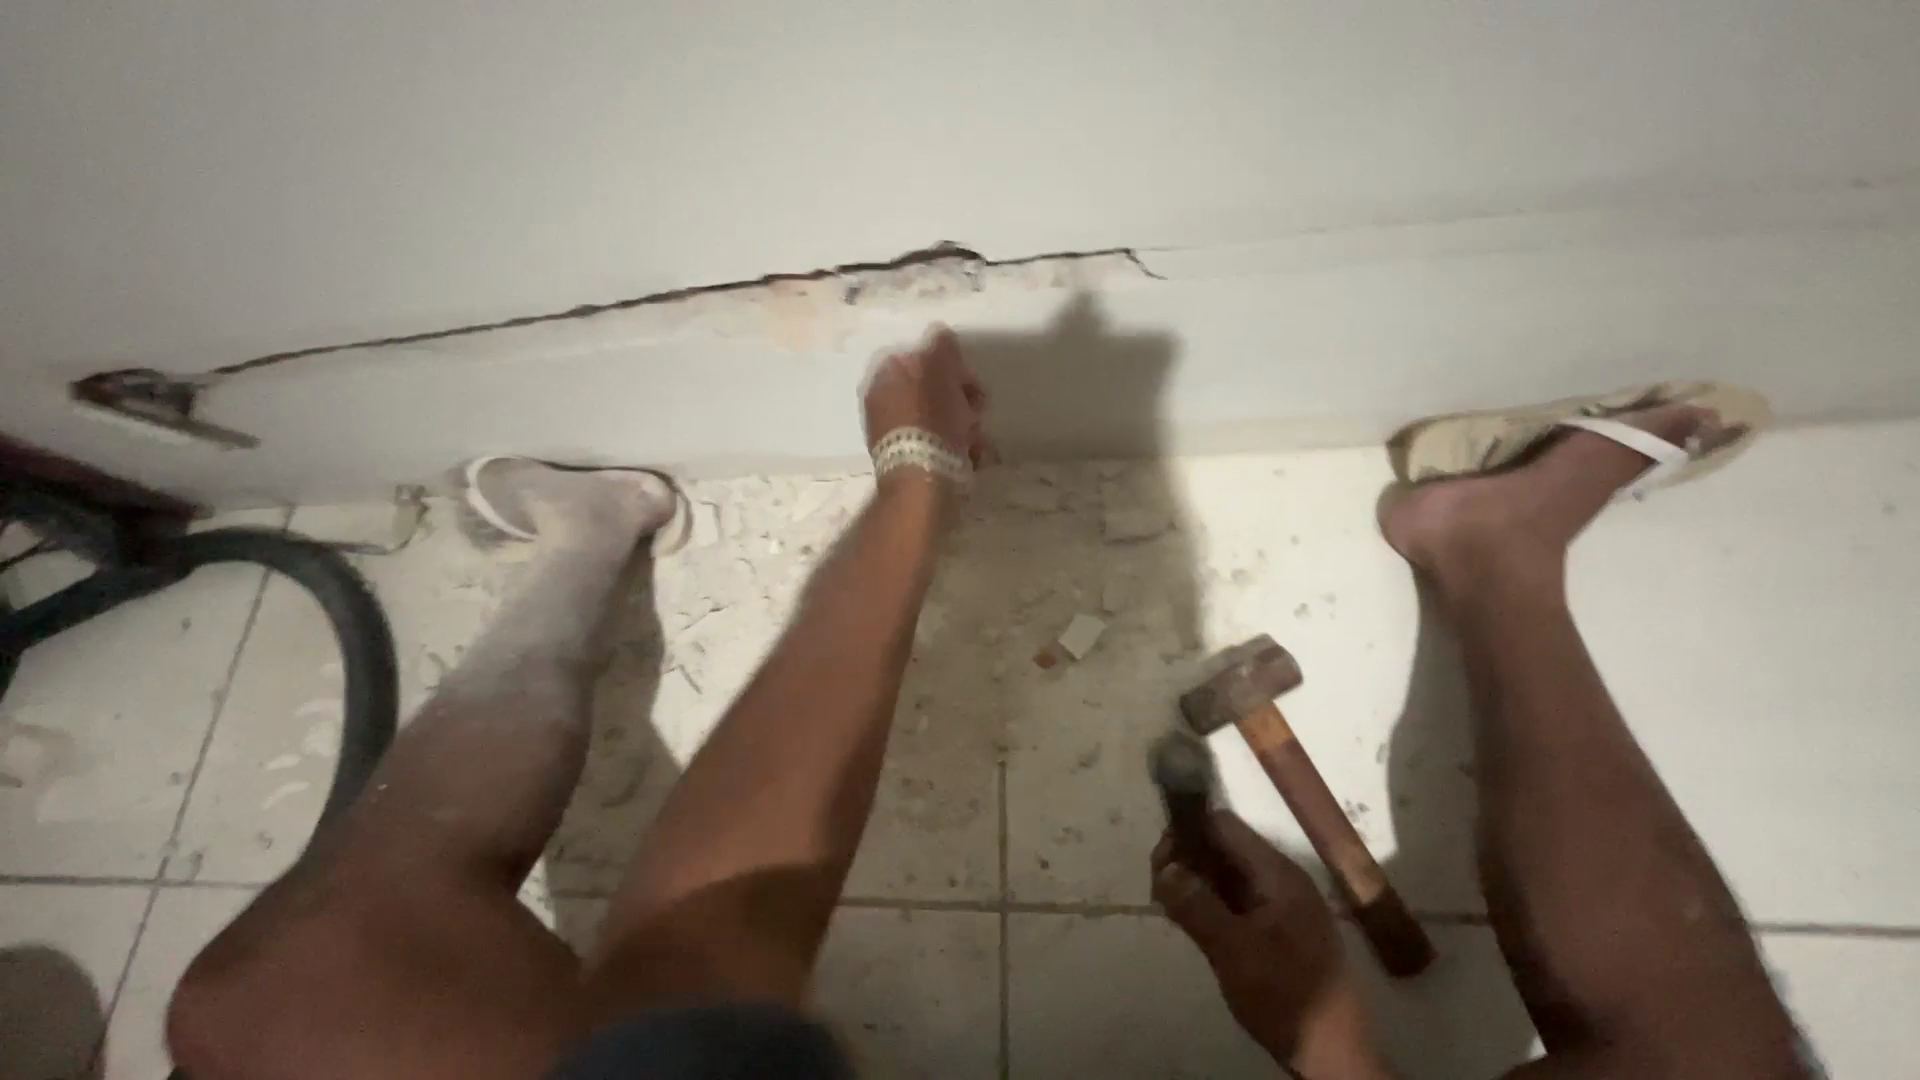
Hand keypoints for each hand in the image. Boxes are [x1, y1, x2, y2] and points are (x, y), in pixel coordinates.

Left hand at [862, 324, 989, 466]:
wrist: (922, 479)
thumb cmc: (932, 420)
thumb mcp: (940, 371)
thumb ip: (941, 347)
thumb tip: (941, 332)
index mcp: (886, 375)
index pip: (922, 357)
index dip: (951, 366)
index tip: (970, 380)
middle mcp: (883, 401)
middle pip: (933, 388)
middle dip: (961, 398)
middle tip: (977, 410)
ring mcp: (893, 431)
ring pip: (940, 417)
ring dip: (965, 424)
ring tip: (976, 439)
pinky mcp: (907, 457)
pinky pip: (938, 442)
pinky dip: (957, 446)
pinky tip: (972, 455)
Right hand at [1153, 812, 1384, 1076]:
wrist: (1334, 1057)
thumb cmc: (1285, 996)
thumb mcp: (1234, 952)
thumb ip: (1196, 906)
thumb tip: (1164, 867)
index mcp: (1276, 873)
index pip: (1223, 826)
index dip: (1186, 832)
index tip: (1159, 862)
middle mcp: (1279, 879)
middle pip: (1222, 846)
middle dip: (1186, 859)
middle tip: (1159, 891)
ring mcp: (1279, 903)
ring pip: (1225, 873)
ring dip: (1194, 881)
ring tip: (1169, 906)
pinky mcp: (1275, 927)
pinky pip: (1234, 898)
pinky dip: (1208, 901)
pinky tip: (1189, 920)